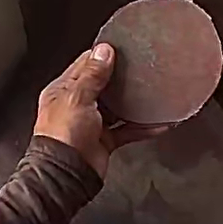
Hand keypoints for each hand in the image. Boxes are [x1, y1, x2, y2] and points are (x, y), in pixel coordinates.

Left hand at [34, 43, 166, 176]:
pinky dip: (143, 127)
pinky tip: (159, 122)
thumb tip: (103, 52)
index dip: (102, 56)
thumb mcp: (77, 98)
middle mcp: (77, 106)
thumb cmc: (63, 137)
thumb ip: (92, 75)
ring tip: (154, 93)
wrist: (67, 174)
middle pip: (103, 86)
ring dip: (135, 103)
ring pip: (118, 109)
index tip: (122, 48)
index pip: (84, 65)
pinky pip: (127, 130)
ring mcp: (92, 124)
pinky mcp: (105, 141)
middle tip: (141, 67)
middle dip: (121, 78)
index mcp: (63, 91)